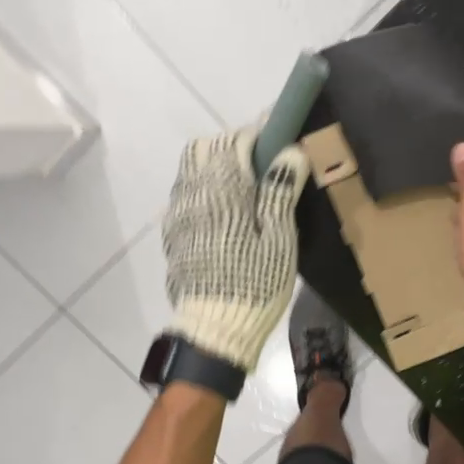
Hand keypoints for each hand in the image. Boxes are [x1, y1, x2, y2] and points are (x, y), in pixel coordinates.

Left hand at [162, 128, 310, 371]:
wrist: (214, 329)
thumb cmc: (254, 284)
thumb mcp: (279, 240)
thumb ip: (280, 192)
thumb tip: (290, 152)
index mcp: (223, 190)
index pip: (236, 140)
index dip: (260, 134)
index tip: (281, 140)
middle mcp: (193, 193)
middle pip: (206, 148)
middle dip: (233, 147)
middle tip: (261, 166)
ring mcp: (178, 214)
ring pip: (191, 170)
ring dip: (216, 168)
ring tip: (243, 190)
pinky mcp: (173, 234)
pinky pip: (185, 197)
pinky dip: (204, 192)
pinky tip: (224, 215)